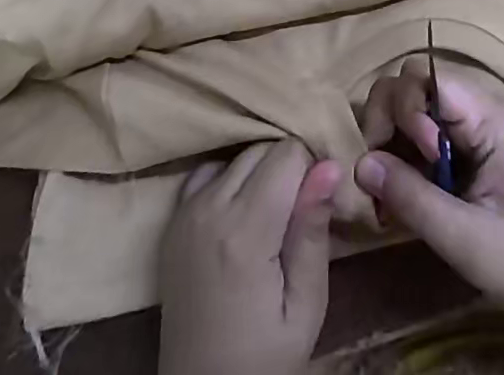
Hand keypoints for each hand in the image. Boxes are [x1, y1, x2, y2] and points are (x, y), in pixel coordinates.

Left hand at [159, 141, 341, 374]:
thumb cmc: (264, 355)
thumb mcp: (305, 305)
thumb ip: (312, 232)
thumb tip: (330, 166)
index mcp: (245, 231)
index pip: (287, 153)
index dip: (312, 170)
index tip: (319, 202)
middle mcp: (210, 208)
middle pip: (261, 149)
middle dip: (288, 167)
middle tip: (301, 212)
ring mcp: (185, 211)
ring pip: (236, 156)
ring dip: (260, 171)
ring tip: (275, 212)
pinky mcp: (172, 220)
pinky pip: (208, 172)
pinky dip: (229, 177)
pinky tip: (242, 209)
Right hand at [355, 59, 503, 328]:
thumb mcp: (470, 241)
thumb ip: (414, 198)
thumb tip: (360, 163)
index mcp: (488, 119)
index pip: (426, 77)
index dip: (407, 109)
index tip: (417, 158)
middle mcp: (474, 114)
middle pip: (409, 86)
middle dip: (386, 122)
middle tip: (384, 176)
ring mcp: (466, 134)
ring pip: (406, 111)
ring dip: (387, 145)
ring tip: (386, 197)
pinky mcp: (459, 156)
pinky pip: (415, 141)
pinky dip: (397, 163)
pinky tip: (396, 203)